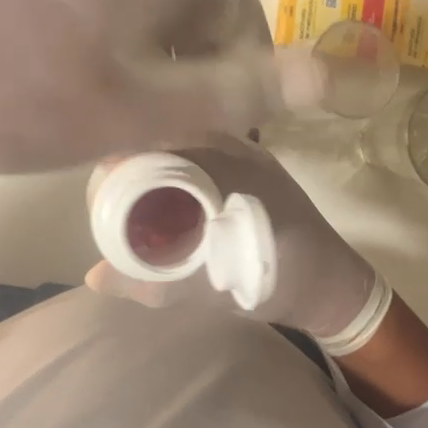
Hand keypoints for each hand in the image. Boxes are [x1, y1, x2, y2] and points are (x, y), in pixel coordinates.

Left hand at [0, 0, 284, 220]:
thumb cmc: (1, 100)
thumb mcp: (129, 110)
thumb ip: (230, 94)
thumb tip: (325, 77)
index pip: (240, 19)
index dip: (246, 84)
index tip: (218, 139)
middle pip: (189, 14)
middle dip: (191, 78)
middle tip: (157, 140)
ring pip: (137, 15)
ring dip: (145, 70)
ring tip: (107, 125)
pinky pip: (87, 9)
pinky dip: (97, 54)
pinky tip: (57, 95)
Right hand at [83, 136, 389, 352]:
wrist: (333, 284)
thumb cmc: (276, 283)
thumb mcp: (210, 291)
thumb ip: (152, 283)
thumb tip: (95, 276)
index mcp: (224, 163)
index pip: (153, 141)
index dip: (118, 162)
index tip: (100, 194)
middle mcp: (233, 144)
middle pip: (162, 136)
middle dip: (129, 165)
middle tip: (108, 203)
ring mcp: (245, 149)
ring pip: (179, 143)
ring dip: (152, 166)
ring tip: (130, 202)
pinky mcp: (251, 161)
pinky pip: (198, 152)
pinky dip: (174, 169)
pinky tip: (164, 200)